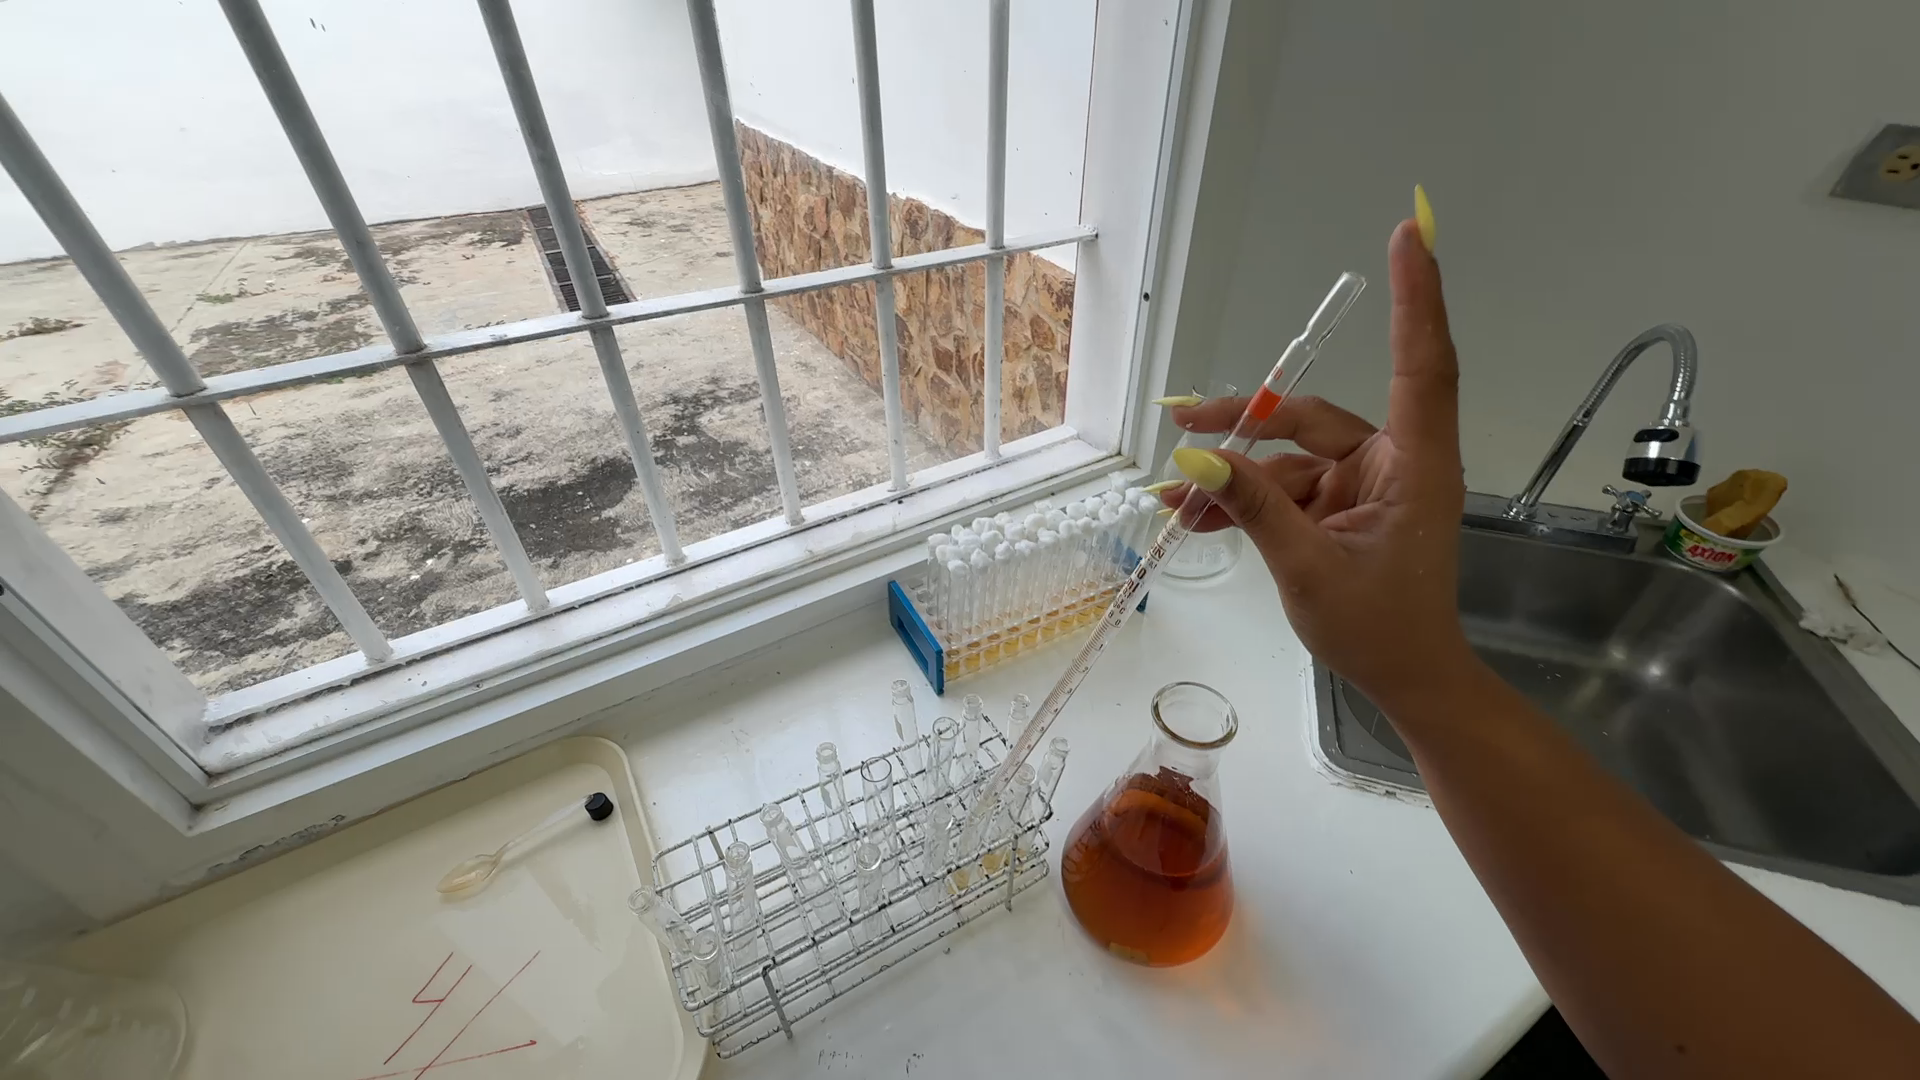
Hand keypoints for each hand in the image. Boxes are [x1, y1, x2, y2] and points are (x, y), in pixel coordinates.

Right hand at [1163, 219, 1471, 706]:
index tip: (1411, 234)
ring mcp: (1360, 486)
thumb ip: (1254, 508)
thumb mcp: (1307, 566)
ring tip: (1171, 499)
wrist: (1404, 678)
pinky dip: (1240, 502)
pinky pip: (1280, 491)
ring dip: (1230, 479)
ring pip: (1284, 461)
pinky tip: (1190, 517)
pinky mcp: (1336, 508)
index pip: (1423, 365)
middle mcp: (1390, 462)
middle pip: (1311, 420)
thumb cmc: (1378, 628)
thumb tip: (1196, 463)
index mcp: (1414, 465)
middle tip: (1182, 419)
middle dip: (1244, 423)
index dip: (1416, 299)